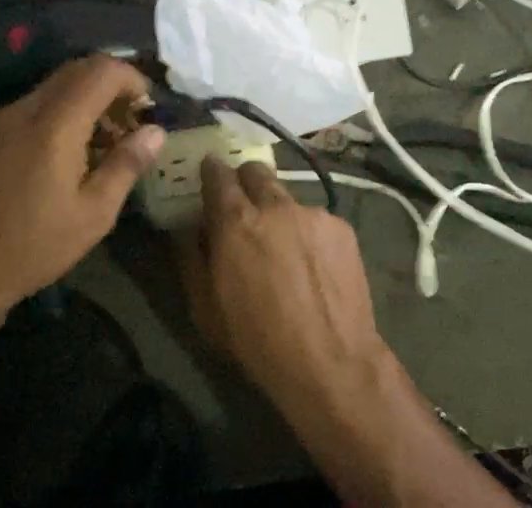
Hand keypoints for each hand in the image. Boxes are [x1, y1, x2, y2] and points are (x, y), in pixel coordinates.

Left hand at [0, 55, 163, 323]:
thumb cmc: (34, 247)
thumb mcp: (94, 214)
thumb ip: (126, 165)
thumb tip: (155, 131)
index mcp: (54, 127)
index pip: (101, 71)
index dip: (131, 79)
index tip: (147, 107)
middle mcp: (23, 110)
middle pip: (76, 69)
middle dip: (110, 85)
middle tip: (129, 122)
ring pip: (53, 86)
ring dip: (85, 99)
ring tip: (103, 143)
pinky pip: (32, 105)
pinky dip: (60, 113)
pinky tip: (66, 154)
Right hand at [180, 159, 391, 409]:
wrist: (329, 360)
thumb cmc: (256, 341)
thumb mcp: (204, 309)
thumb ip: (192, 258)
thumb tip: (189, 228)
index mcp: (236, 221)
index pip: (217, 174)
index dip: (211, 172)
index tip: (208, 174)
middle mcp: (275, 206)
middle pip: (256, 171)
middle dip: (245, 182)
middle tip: (244, 207)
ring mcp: (314, 213)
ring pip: (289, 198)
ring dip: (280, 213)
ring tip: (286, 249)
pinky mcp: (343, 227)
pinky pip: (318, 220)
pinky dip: (309, 233)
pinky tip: (314, 266)